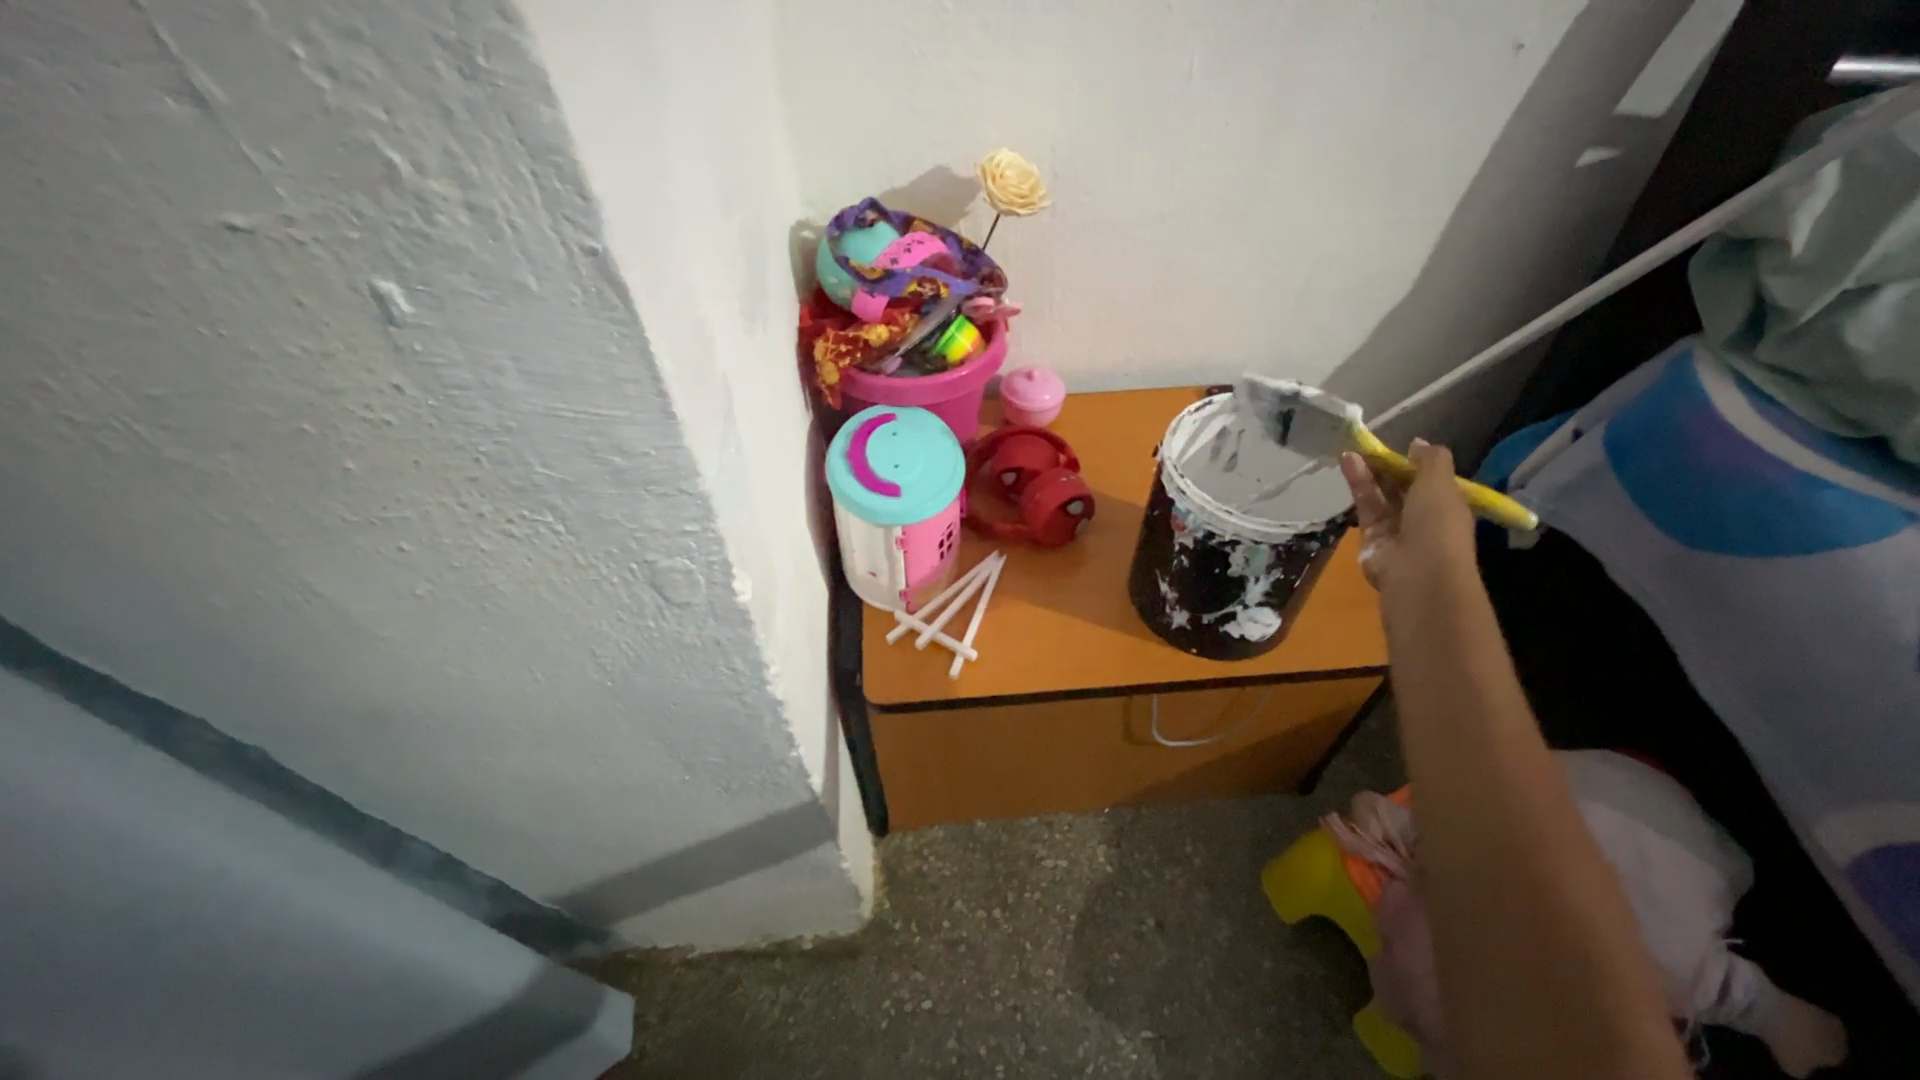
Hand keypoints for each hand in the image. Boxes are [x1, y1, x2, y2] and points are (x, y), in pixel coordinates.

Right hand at [1339, 440, 1476, 591]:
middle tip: (1369, 445)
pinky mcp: (1371, 536)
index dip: (1415, 462)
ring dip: (1368, 472)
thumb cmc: (1438, 524)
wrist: (1418, 574)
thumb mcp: (1441, 483)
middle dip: (1387, 466)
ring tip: (1353, 450)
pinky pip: (1365, 506)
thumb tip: (1417, 443)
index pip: (1430, 480)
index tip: (1400, 446)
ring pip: (1381, 495)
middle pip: (1402, 487)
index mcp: (1447, 505)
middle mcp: (1422, 517)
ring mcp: (1396, 528)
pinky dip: (1357, 484)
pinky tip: (1348, 463)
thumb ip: (1431, 459)